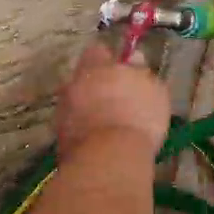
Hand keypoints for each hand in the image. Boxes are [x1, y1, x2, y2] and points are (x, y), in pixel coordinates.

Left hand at [54, 42, 170, 155]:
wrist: (109, 162)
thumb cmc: (137, 116)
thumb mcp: (153, 89)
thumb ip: (141, 72)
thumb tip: (134, 58)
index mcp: (96, 68)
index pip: (96, 51)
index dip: (107, 58)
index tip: (120, 66)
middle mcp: (74, 86)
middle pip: (81, 79)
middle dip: (94, 85)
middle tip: (114, 96)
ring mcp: (62, 115)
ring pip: (75, 104)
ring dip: (87, 109)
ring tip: (108, 122)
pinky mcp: (59, 142)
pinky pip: (73, 128)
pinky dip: (83, 131)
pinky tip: (100, 140)